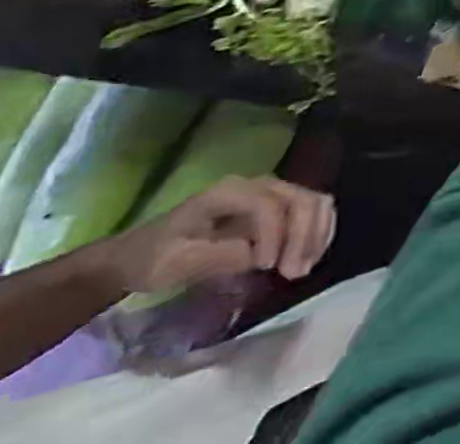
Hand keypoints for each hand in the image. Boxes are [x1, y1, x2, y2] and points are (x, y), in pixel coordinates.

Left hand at [97, 175, 335, 294]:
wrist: (141, 253)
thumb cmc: (153, 258)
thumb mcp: (173, 263)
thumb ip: (217, 256)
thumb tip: (259, 255)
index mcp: (229, 192)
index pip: (268, 205)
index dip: (275, 236)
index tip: (267, 270)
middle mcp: (258, 184)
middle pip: (301, 199)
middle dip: (305, 236)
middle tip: (294, 273)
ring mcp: (272, 193)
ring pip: (315, 203)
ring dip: (316, 235)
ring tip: (302, 267)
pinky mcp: (280, 206)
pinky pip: (313, 211)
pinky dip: (318, 233)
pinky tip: (307, 257)